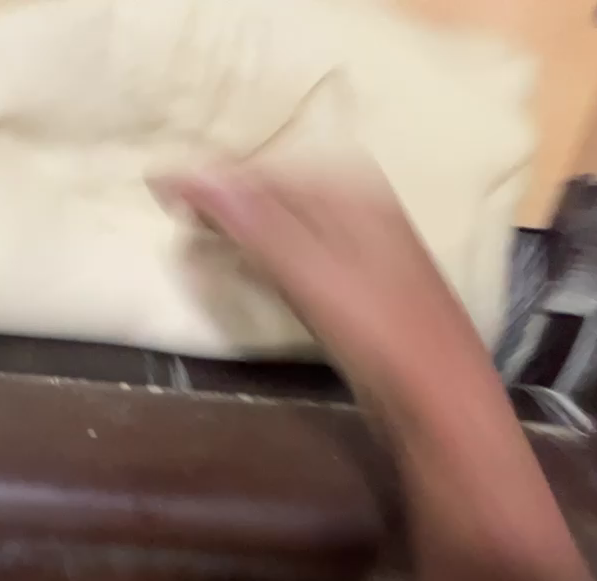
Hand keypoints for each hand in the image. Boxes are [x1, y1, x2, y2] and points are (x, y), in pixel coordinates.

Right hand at [154, 168, 495, 408]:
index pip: (263, 171)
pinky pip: (295, 253)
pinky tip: (245, 265)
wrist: (436, 393)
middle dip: (223, 197)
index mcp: (348, 192)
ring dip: (239, 224)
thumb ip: (255, 224)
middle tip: (172, 209)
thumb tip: (195, 175)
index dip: (211, 178)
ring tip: (196, 231)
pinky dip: (261, 253)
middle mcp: (355, 209)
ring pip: (284, 221)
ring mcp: (357, 247)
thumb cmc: (376, 329)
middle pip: (275, 191)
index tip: (159, 187)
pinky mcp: (353, 285)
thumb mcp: (310, 272)